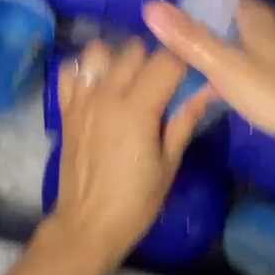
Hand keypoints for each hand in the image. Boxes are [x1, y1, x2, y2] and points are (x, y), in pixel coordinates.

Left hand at [46, 38, 214, 264]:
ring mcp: (82, 99)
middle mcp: (107, 95)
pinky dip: (85, 70)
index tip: (192, 73)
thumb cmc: (135, 201)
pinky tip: (99, 86)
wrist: (87, 225)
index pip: (167, 60)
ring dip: (117, 59)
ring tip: (129, 80)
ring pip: (99, 52)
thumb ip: (184, 121)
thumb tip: (208, 90)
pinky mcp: (66, 109)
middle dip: (153, 59)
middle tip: (164, 82)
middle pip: (135, 49)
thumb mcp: (169, 164)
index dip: (184, 61)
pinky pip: (70, 70)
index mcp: (138, 109)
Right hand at [143, 0, 274, 160]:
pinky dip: (230, 69)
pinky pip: (250, 62)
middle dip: (199, 27)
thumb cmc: (273, 93)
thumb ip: (188, 38)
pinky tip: (214, 88)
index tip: (163, 16)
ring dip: (215, 50)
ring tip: (183, 66)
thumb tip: (151, 6)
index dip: (191, 0)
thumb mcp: (224, 66)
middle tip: (166, 44)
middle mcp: (272, 24)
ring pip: (239, 42)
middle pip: (228, 17)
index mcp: (258, 14)